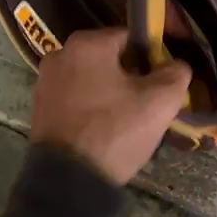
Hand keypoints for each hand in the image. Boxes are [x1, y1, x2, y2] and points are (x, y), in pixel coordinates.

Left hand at [29, 27, 192, 184]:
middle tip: (150, 101)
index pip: (131, 36)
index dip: (154, 54)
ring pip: (91, 79)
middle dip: (132, 74)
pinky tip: (105, 128)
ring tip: (130, 118)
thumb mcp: (159, 102)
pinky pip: (74, 98)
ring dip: (111, 91)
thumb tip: (177, 65)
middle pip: (109, 57)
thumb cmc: (114, 132)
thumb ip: (175, 73)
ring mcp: (45, 81)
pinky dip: (91, 106)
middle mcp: (60, 54)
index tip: (166, 77)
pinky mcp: (39, 107)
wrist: (68, 180)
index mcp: (87, 43)